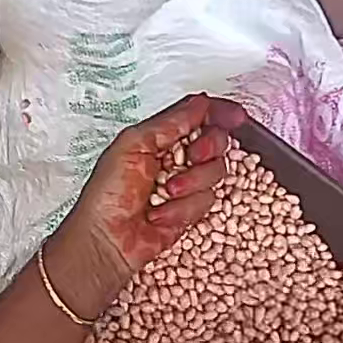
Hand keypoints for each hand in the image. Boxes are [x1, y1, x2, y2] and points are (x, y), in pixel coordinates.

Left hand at [44, 93, 247, 317]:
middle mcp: (175, 159)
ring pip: (215, 172)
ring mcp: (185, 186)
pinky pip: (206, 201)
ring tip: (165, 192)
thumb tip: (200, 104)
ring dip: (191, 182)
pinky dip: (183, 208)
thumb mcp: (133, 144)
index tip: (235, 116)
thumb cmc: (108, 195)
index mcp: (159, 137)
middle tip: (192, 157)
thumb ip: (170, 123)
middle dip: (208, 147)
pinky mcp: (189, 211)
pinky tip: (160, 215)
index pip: (197, 116)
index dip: (219, 113)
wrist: (107, 239)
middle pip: (215, 140)